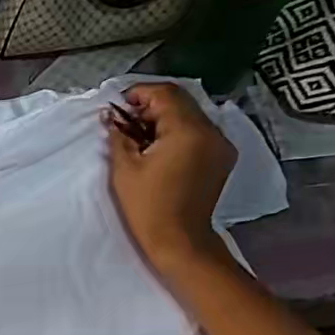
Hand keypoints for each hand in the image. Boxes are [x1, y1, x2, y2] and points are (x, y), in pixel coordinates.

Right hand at [106, 82, 236, 274]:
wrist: (179, 241)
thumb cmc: (147, 207)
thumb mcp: (125, 169)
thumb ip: (119, 136)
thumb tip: (112, 117)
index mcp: (187, 131)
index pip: (164, 94)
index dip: (139, 94)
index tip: (118, 106)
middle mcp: (211, 131)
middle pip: (181, 101)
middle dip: (151, 105)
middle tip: (127, 122)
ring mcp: (220, 144)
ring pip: (191, 115)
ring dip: (165, 118)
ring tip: (141, 137)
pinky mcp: (222, 157)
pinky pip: (199, 132)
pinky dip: (179, 132)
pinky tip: (161, 148)